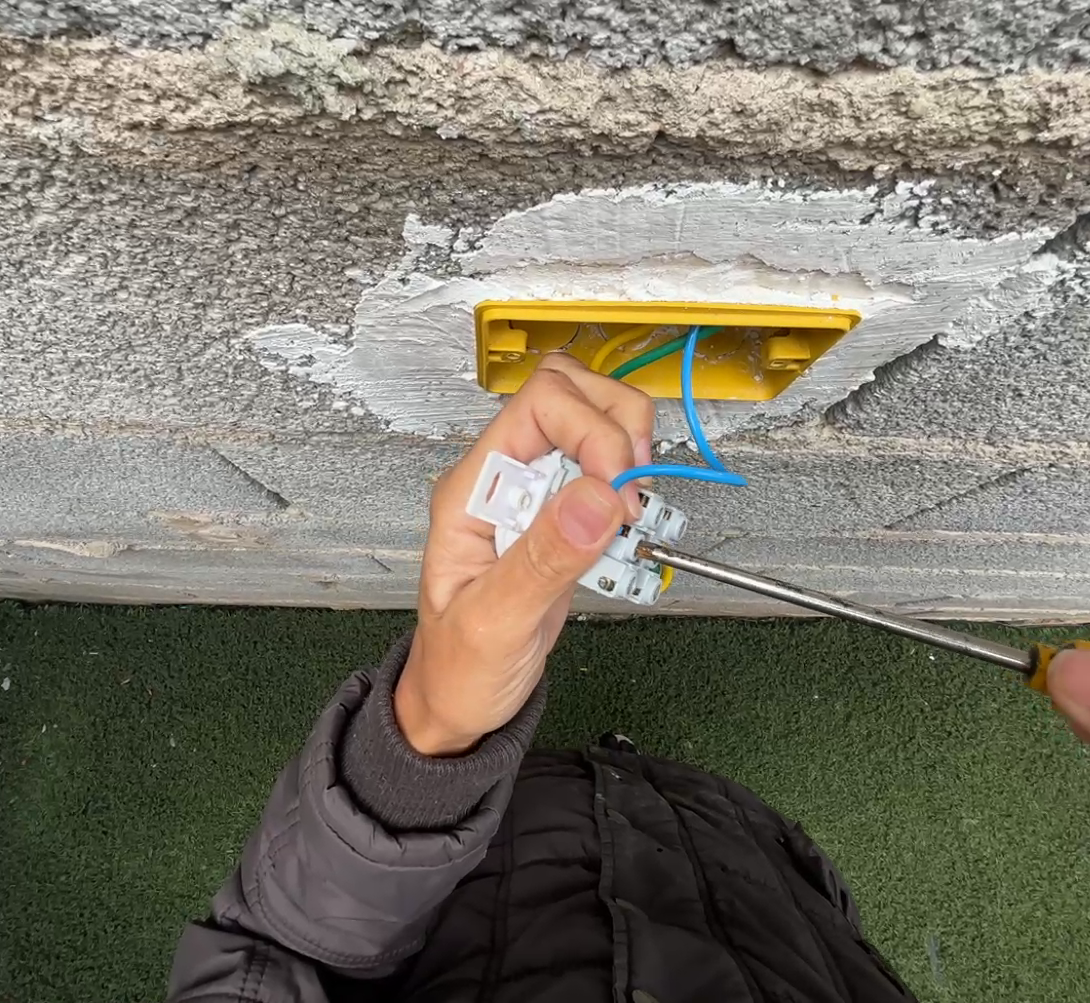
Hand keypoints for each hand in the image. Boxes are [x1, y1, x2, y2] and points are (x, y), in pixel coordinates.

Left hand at [396, 354, 653, 756]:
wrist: (460, 697)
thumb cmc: (457, 665)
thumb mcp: (493, 622)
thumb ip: (542, 559)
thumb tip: (596, 496)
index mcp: (472, 490)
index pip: (537, 405)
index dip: (591, 430)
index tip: (618, 489)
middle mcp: (503, 478)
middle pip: (569, 391)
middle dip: (617, 424)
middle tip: (633, 490)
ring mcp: (535, 493)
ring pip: (593, 420)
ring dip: (629, 451)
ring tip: (632, 510)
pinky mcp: (562, 516)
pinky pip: (606, 470)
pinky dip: (632, 485)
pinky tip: (628, 529)